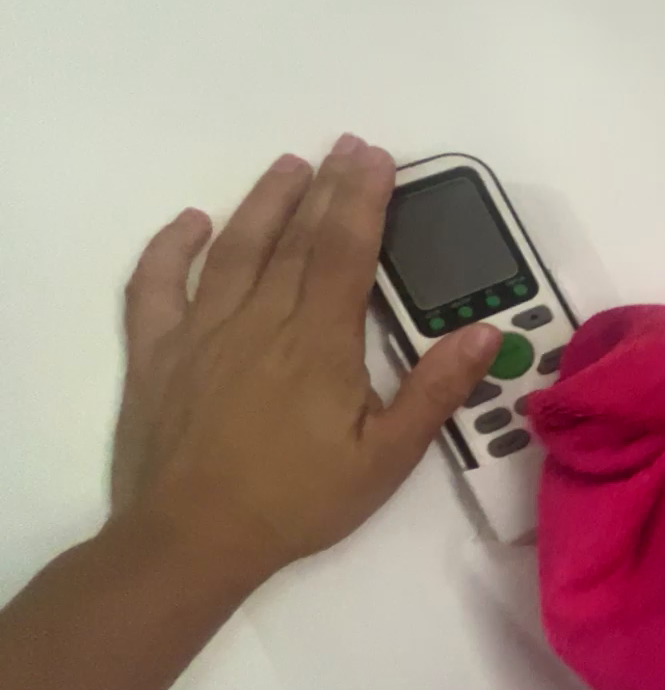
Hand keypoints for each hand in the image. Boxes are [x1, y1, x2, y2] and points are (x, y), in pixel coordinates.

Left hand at [110, 135, 501, 577]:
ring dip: (263, 203)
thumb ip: (436, 389)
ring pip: (233, 253)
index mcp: (319, 346)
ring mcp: (200, 337)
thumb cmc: (305, 497)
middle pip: (297, 242)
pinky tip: (191, 222)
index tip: (377, 160)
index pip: (345, 255)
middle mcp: (258, 326)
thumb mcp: (392, 454)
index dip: (364, 202)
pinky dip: (170, 250)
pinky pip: (156, 289)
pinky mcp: (157, 357)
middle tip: (349, 145)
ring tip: (289, 164)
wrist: (191, 544)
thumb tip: (483, 332)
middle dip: (327, 188)